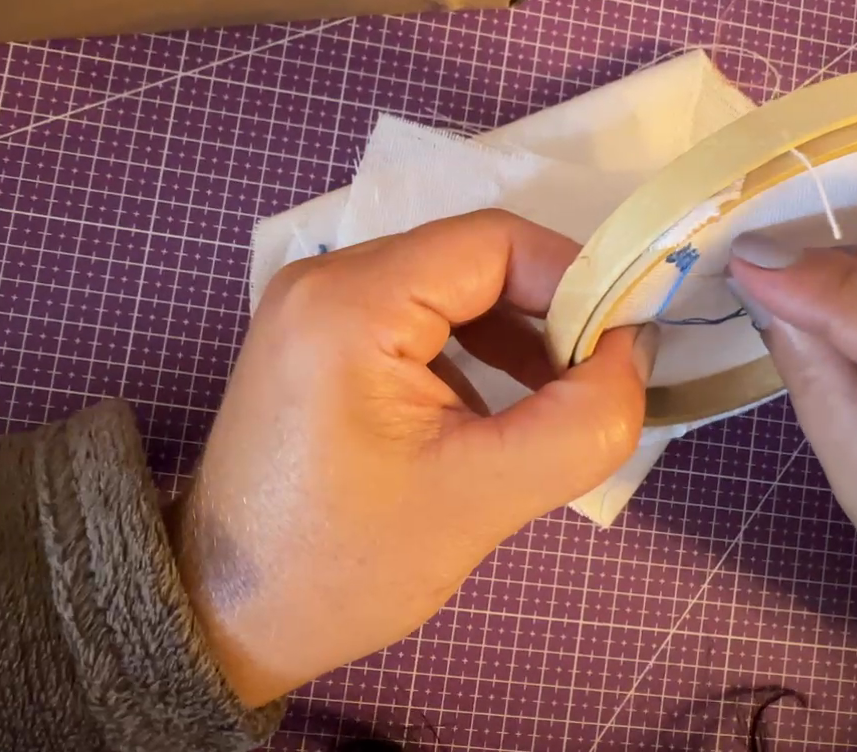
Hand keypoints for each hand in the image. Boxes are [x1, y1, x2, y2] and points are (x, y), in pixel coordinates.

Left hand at [173, 211, 652, 705]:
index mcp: (352, 299)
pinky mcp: (318, 332)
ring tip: (554, 395)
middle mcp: (326, 276)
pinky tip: (496, 401)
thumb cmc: (344, 563)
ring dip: (513, 331)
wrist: (222, 614)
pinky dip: (470, 346)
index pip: (493, 242)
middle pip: (470, 259)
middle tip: (597, 374)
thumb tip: (634, 352)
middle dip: (547, 310)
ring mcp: (316, 301)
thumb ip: (581, 422)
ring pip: (447, 285)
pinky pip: (415, 314)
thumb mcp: (480, 497)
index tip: (625, 340)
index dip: (574, 278)